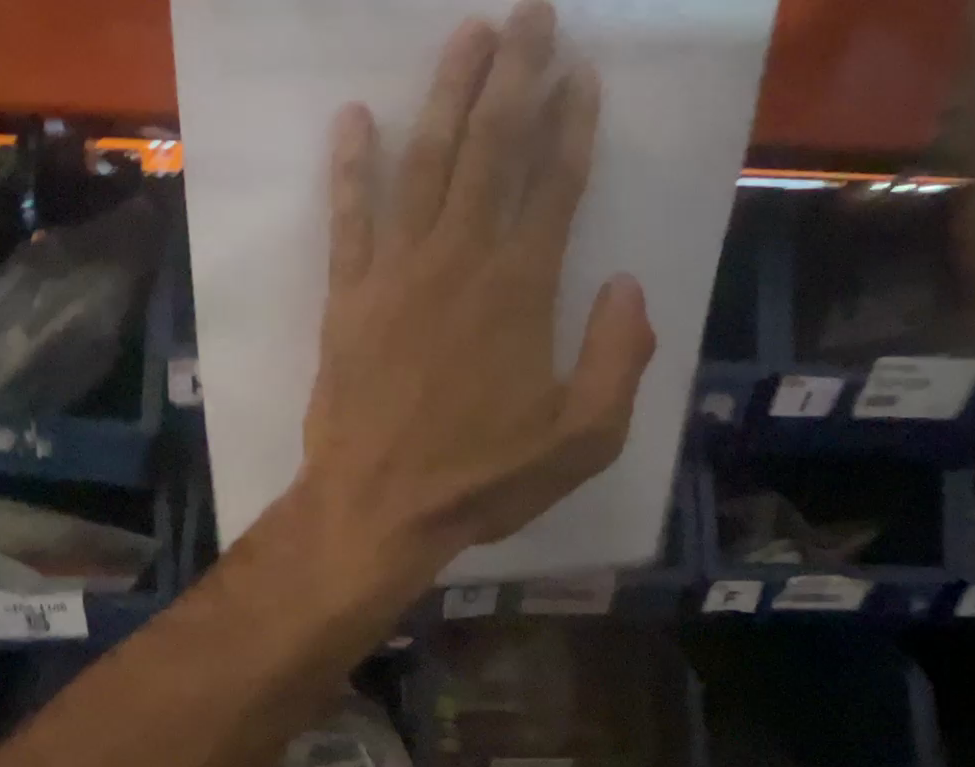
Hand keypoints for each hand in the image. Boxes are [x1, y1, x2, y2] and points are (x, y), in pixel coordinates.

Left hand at [294, 0, 656, 579]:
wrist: (377, 508)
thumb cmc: (480, 481)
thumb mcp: (581, 441)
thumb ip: (617, 359)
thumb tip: (628, 286)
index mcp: (522, 291)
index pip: (555, 184)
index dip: (572, 124)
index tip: (581, 72)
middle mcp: (459, 262)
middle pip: (491, 150)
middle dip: (515, 75)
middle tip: (530, 12)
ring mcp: (395, 274)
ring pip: (425, 165)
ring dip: (447, 96)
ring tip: (467, 36)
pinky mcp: (347, 299)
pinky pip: (348, 219)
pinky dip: (351, 168)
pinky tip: (355, 119)